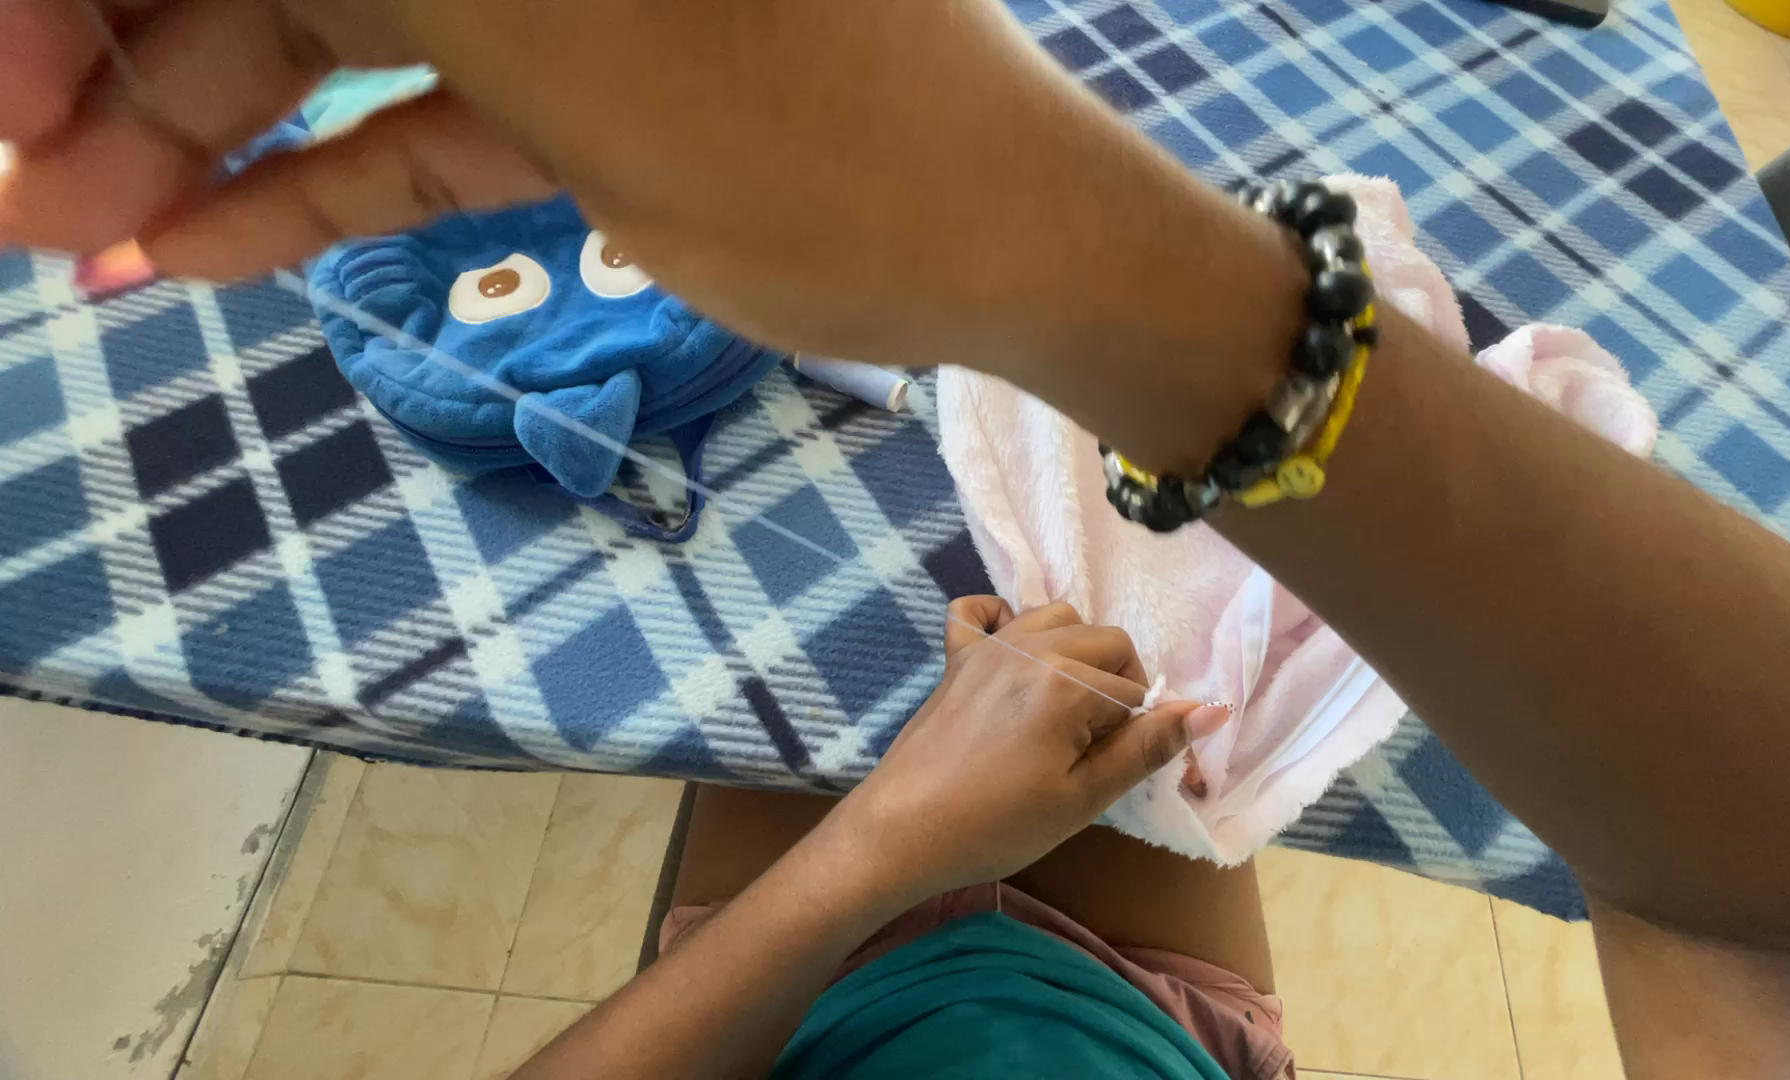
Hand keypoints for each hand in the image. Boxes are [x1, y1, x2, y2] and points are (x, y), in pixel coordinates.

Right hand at [2, 0, 1210, 369]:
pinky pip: (423, 132)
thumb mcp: (567, 41)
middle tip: (4, 172)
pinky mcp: (590, 106)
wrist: (979, 244)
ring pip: (330, 35)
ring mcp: (557, 10)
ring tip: (67, 233)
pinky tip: (196, 253)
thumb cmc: (823, 153)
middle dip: (106, 39)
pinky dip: (318, 187)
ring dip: (190, 128)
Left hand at [823, 596, 1229, 898]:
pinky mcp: (956, 655)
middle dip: (1118, 681)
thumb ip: (1146, 747)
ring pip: (1056, 614)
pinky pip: (978, 610)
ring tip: (1065, 698)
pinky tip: (1009, 650)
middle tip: (1095, 738)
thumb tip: (1209, 709)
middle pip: (1106, 640)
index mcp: (1068, 681)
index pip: (1134, 690)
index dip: (1138, 729)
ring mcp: (989, 645)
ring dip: (1075, 647)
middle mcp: (1032, 646)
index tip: (1115, 764)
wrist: (905, 830)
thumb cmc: (999, 824)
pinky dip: (1000, 618)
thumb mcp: (1084, 797)